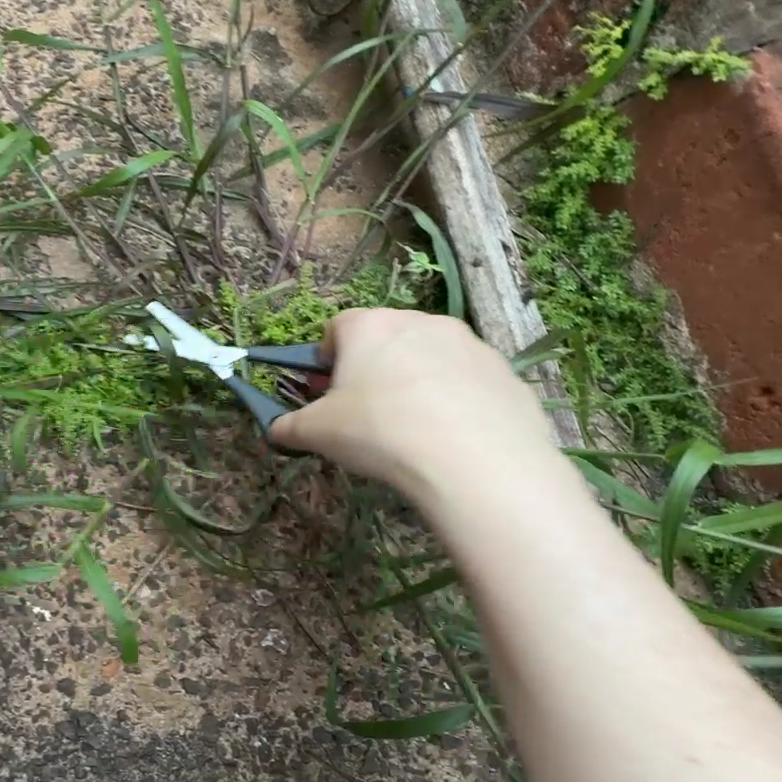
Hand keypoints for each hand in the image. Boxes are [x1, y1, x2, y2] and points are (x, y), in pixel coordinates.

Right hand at [269, 308, 555, 501]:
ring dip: (411, 381)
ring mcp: (468, 343)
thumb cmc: (377, 430)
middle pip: (384, 339)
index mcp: (368, 327)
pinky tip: (445, 436)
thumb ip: (287, 426)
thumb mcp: (313, 432)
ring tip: (408, 427)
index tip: (325, 391)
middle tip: (361, 410)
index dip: (325, 358)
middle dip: (369, 368)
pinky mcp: (504, 371)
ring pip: (426, 357)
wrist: (474, 459)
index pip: (336, 328)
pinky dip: (451, 401)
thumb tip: (277, 430)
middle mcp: (420, 322)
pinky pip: (464, 381)